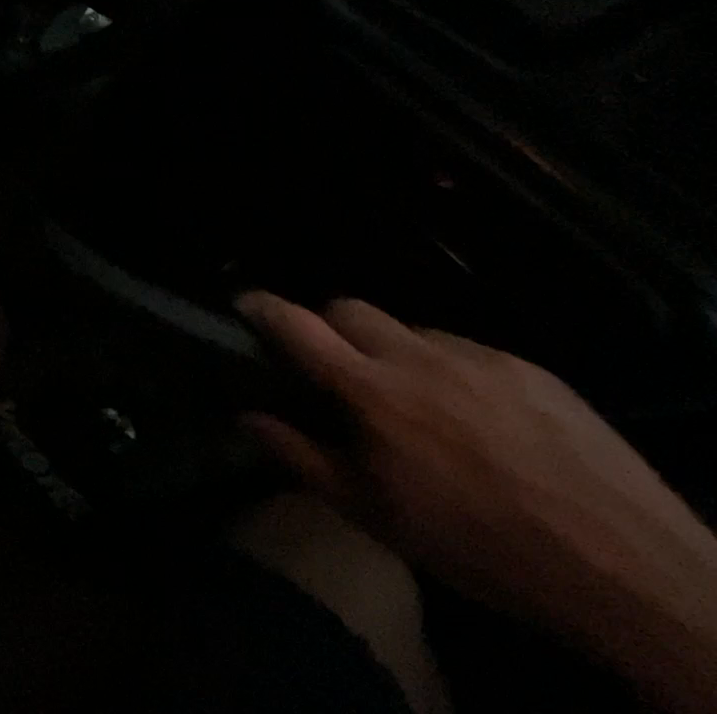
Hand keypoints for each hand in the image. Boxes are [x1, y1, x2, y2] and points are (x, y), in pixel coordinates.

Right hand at [237, 292, 716, 711]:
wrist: (624, 565)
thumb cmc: (476, 544)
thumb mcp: (371, 513)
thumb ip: (300, 456)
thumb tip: (248, 417)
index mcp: (374, 393)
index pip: (300, 326)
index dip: (263, 307)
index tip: (244, 303)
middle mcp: (422, 359)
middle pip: (352, 308)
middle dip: (328, 326)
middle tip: (330, 366)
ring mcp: (482, 359)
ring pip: (411, 329)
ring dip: (390, 351)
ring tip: (409, 402)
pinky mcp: (531, 370)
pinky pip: (466, 351)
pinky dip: (446, 370)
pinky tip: (469, 418)